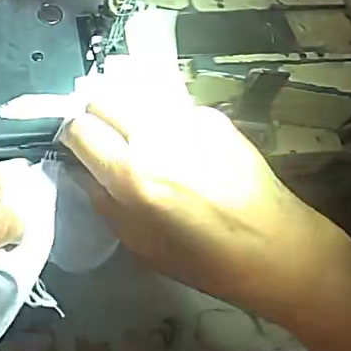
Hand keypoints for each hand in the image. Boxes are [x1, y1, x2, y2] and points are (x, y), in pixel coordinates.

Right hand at [60, 98, 350, 322]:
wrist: (280, 249)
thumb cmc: (207, 261)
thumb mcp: (140, 245)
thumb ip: (103, 201)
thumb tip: (82, 169)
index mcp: (134, 175)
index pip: (79, 128)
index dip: (69, 135)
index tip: (73, 145)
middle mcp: (157, 137)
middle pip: (101, 96)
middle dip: (91, 112)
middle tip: (97, 135)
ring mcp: (187, 119)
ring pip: (133, 90)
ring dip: (121, 106)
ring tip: (128, 131)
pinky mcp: (212, 115)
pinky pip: (167, 102)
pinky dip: (155, 113)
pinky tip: (169, 139)